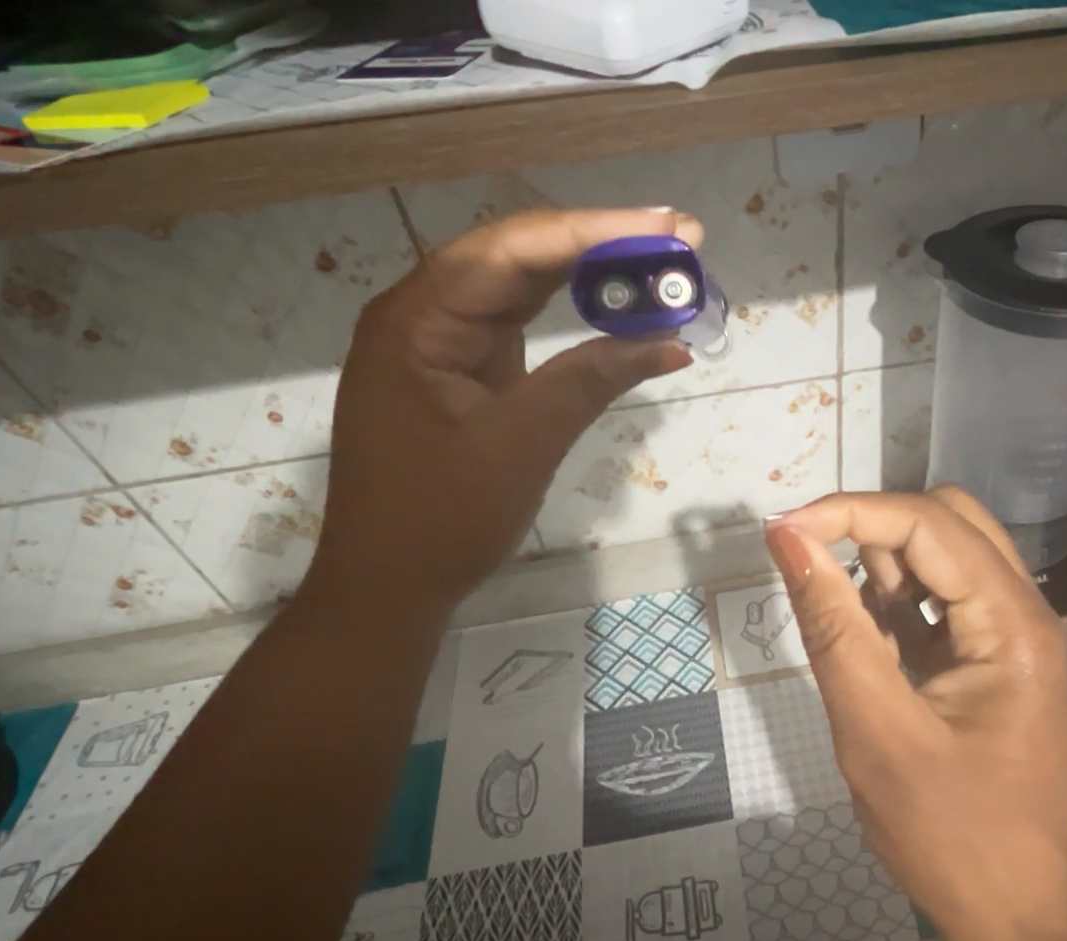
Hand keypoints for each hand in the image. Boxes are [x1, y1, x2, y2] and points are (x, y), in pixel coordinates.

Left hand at [309, 208, 700, 612]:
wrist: (388, 587)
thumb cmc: (443, 518)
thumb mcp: (523, 444)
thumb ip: (590, 380)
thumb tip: (667, 341)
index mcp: (418, 319)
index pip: (515, 249)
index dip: (597, 232)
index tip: (671, 227)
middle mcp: (422, 316)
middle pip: (518, 259)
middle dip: (599, 248)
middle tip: (678, 241)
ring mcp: (439, 347)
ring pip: (520, 293)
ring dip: (587, 282)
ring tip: (658, 269)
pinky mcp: (459, 377)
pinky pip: (518, 333)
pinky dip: (569, 327)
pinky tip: (615, 316)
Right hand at [763, 488, 1066, 940]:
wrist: (1010, 917)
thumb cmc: (944, 832)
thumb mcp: (873, 727)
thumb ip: (831, 625)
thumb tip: (788, 538)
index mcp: (1014, 623)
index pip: (930, 525)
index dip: (851, 512)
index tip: (782, 531)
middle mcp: (1026, 615)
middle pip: (951, 524)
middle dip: (874, 529)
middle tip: (813, 564)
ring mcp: (1016, 641)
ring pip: (948, 560)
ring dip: (886, 567)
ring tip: (840, 616)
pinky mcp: (998, 666)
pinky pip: (946, 606)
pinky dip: (900, 606)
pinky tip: (867, 640)